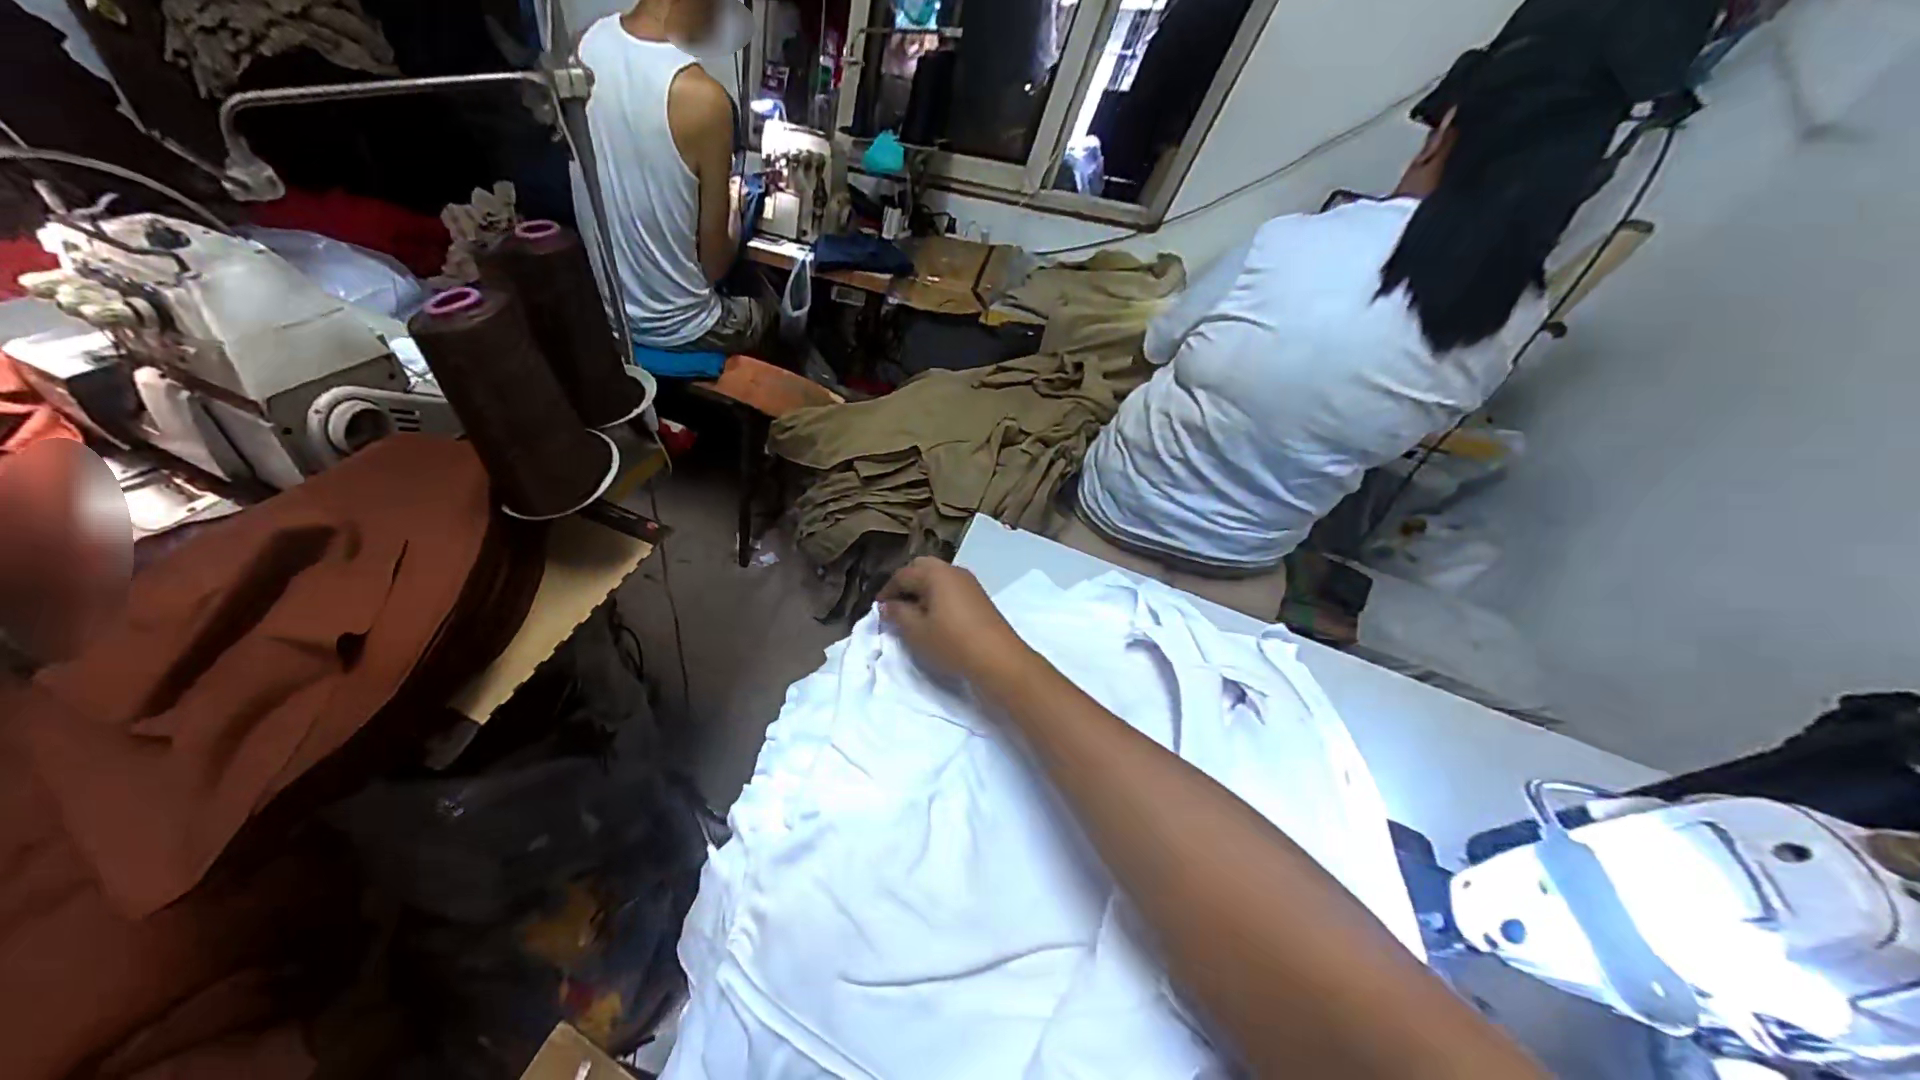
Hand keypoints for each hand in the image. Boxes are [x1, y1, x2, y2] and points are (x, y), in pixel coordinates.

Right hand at [878, 558, 1035, 685]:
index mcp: (935, 573)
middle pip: (922, 569)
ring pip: (938, 578)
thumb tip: (888, 604)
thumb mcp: (916, 631)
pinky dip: (938, 597)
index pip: (902, 574)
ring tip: (913, 615)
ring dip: (923, 590)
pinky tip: (935, 618)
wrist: (999, 659)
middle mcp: (953, 570)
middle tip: (895, 607)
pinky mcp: (979, 597)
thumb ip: (898, 613)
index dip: (887, 591)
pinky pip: (951, 588)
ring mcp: (969, 583)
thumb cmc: (952, 643)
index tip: (878, 610)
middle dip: (905, 584)